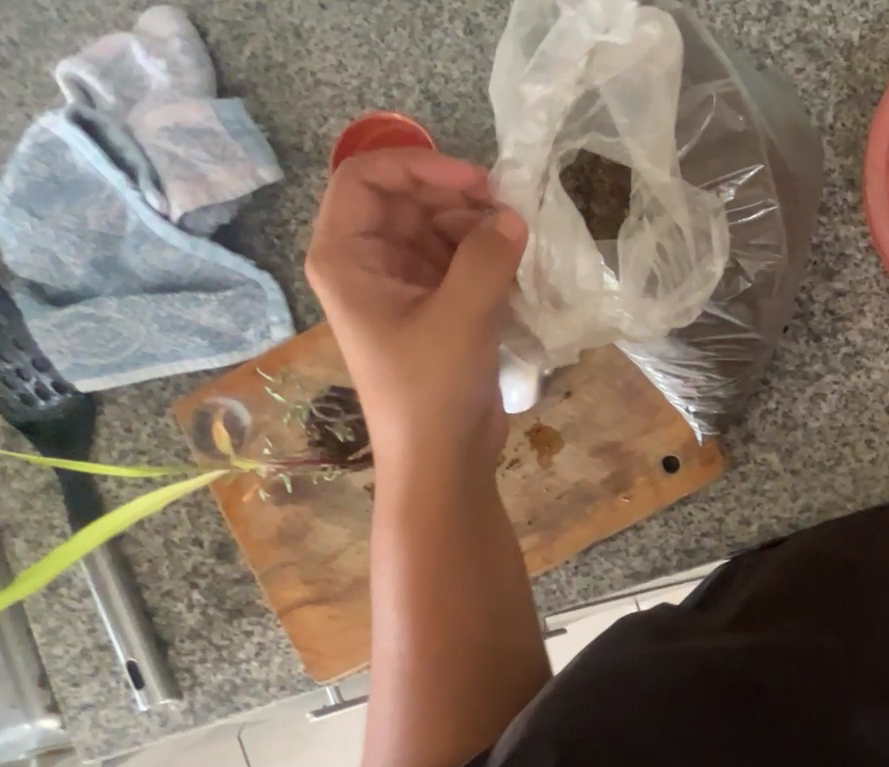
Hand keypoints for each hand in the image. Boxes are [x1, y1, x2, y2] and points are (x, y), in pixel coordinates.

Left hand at [304, 149, 528, 470]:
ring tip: (523, 247)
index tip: (481, 182)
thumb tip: (514, 217)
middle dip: (459, 200)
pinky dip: (490, 261)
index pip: (367, 180)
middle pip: (409, 203)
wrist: (442, 457)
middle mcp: (371, 264)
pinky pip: (462, 266)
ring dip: (481, 231)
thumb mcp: (461, 318)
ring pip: (441, 233)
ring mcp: (407, 289)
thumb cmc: (432, 388)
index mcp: (347, 256)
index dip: (421, 168)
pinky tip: (521, 272)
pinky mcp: (440, 312)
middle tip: (513, 213)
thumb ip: (488, 260)